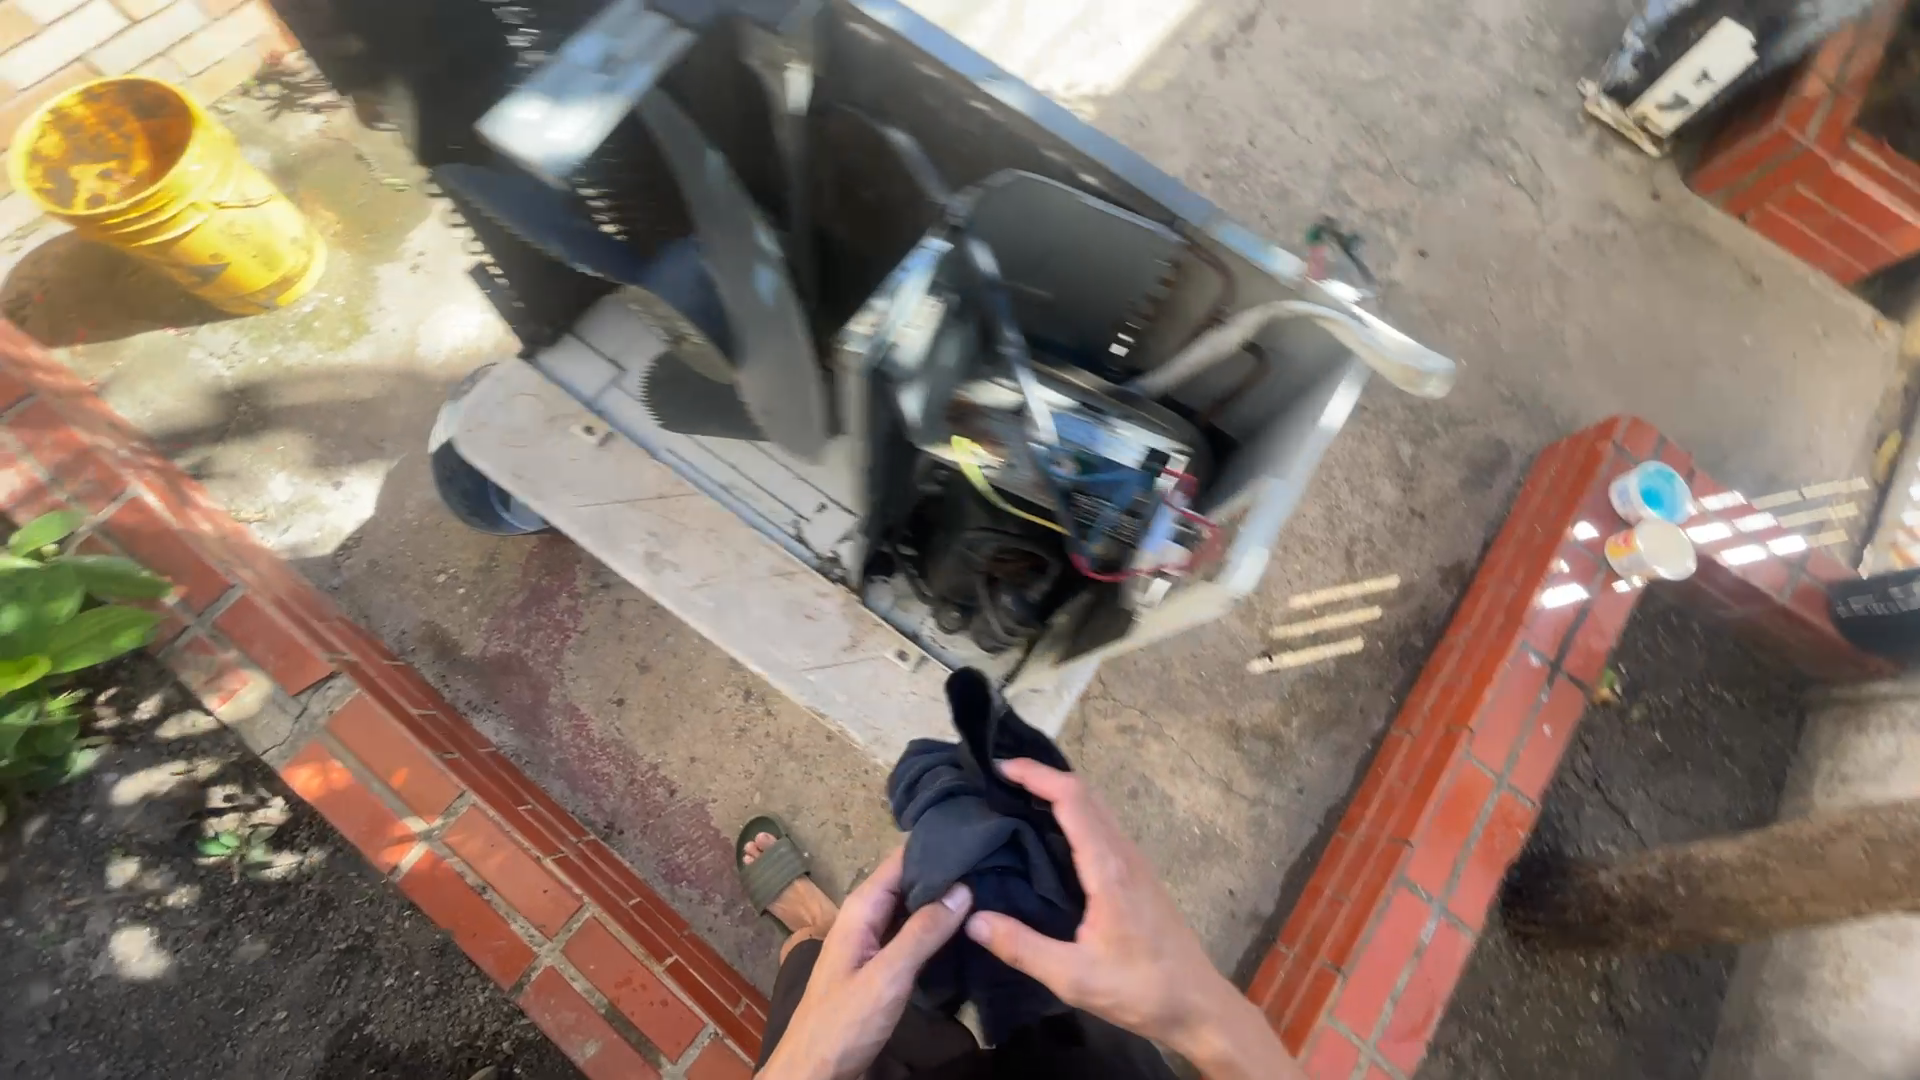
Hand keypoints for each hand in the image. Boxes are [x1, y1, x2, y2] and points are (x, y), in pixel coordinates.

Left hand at [758, 846, 972, 1079]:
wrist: (812, 1074)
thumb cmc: (843, 1022)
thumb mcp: (887, 976)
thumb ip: (923, 933)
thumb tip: (963, 888)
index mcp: (862, 906)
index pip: (901, 859)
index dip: (935, 847)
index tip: (974, 840)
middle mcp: (867, 914)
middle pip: (909, 879)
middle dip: (944, 871)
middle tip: (990, 863)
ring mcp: (873, 938)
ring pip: (911, 905)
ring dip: (941, 898)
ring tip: (986, 885)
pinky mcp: (881, 961)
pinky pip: (911, 929)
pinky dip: (934, 924)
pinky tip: (963, 924)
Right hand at [964, 760, 1301, 1078]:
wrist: (1198, 1005)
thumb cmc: (1140, 989)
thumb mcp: (1074, 977)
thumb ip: (1022, 948)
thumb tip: (972, 920)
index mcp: (1107, 867)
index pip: (1071, 798)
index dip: (1036, 775)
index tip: (1000, 768)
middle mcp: (1122, 851)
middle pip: (1083, 790)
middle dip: (1042, 774)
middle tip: (999, 778)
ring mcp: (1132, 858)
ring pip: (1094, 804)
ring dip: (1057, 789)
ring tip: (1017, 796)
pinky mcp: (1135, 870)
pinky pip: (1099, 821)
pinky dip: (1071, 808)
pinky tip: (1049, 829)